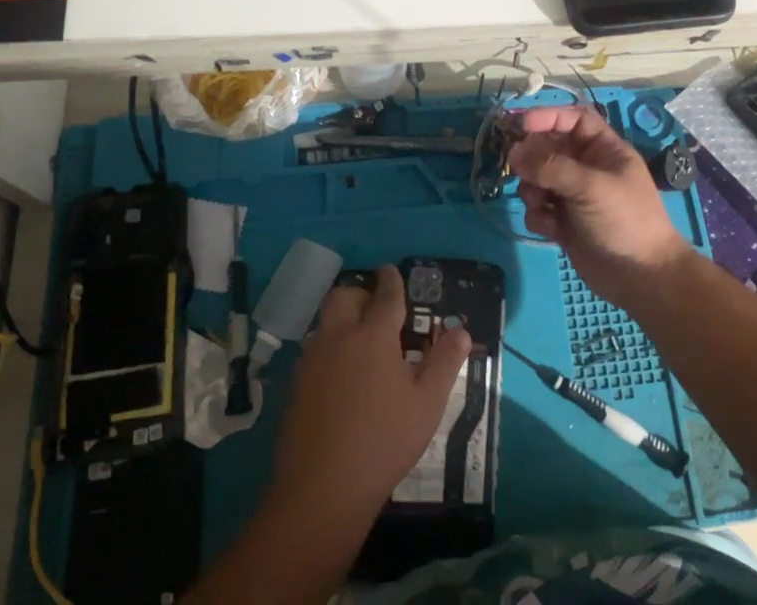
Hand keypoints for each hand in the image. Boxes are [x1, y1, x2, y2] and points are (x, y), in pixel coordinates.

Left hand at [269, 264, 472, 515]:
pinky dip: (331, 345)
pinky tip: (344, 373)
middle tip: (379, 306)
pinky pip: (315, 348)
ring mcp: (311, 361)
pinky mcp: (295, 384)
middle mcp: (337, 338)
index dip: (392, 281)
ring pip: (326, 322)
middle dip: (361, 293)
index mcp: (372, 336)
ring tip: (364, 340)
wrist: (323, 486)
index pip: (385, 296)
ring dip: (343, 318)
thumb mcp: (427, 403)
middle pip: (344, 297)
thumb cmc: (385, 440)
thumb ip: (444, 362)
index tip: (393, 270)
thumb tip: (460, 331)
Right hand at [509, 106, 694, 309]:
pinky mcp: (564, 223)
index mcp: (604, 150)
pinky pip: (539, 208)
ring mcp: (575, 196)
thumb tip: (514, 152)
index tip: (520, 124)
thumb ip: (550, 166)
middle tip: (517, 168)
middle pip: (549, 148)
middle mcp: (588, 168)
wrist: (640, 276)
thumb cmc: (624, 219)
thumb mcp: (590, 186)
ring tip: (540, 203)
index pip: (574, 120)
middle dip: (532, 158)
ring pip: (538, 179)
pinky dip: (539, 216)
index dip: (548, 117)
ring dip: (532, 189)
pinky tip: (551, 229)